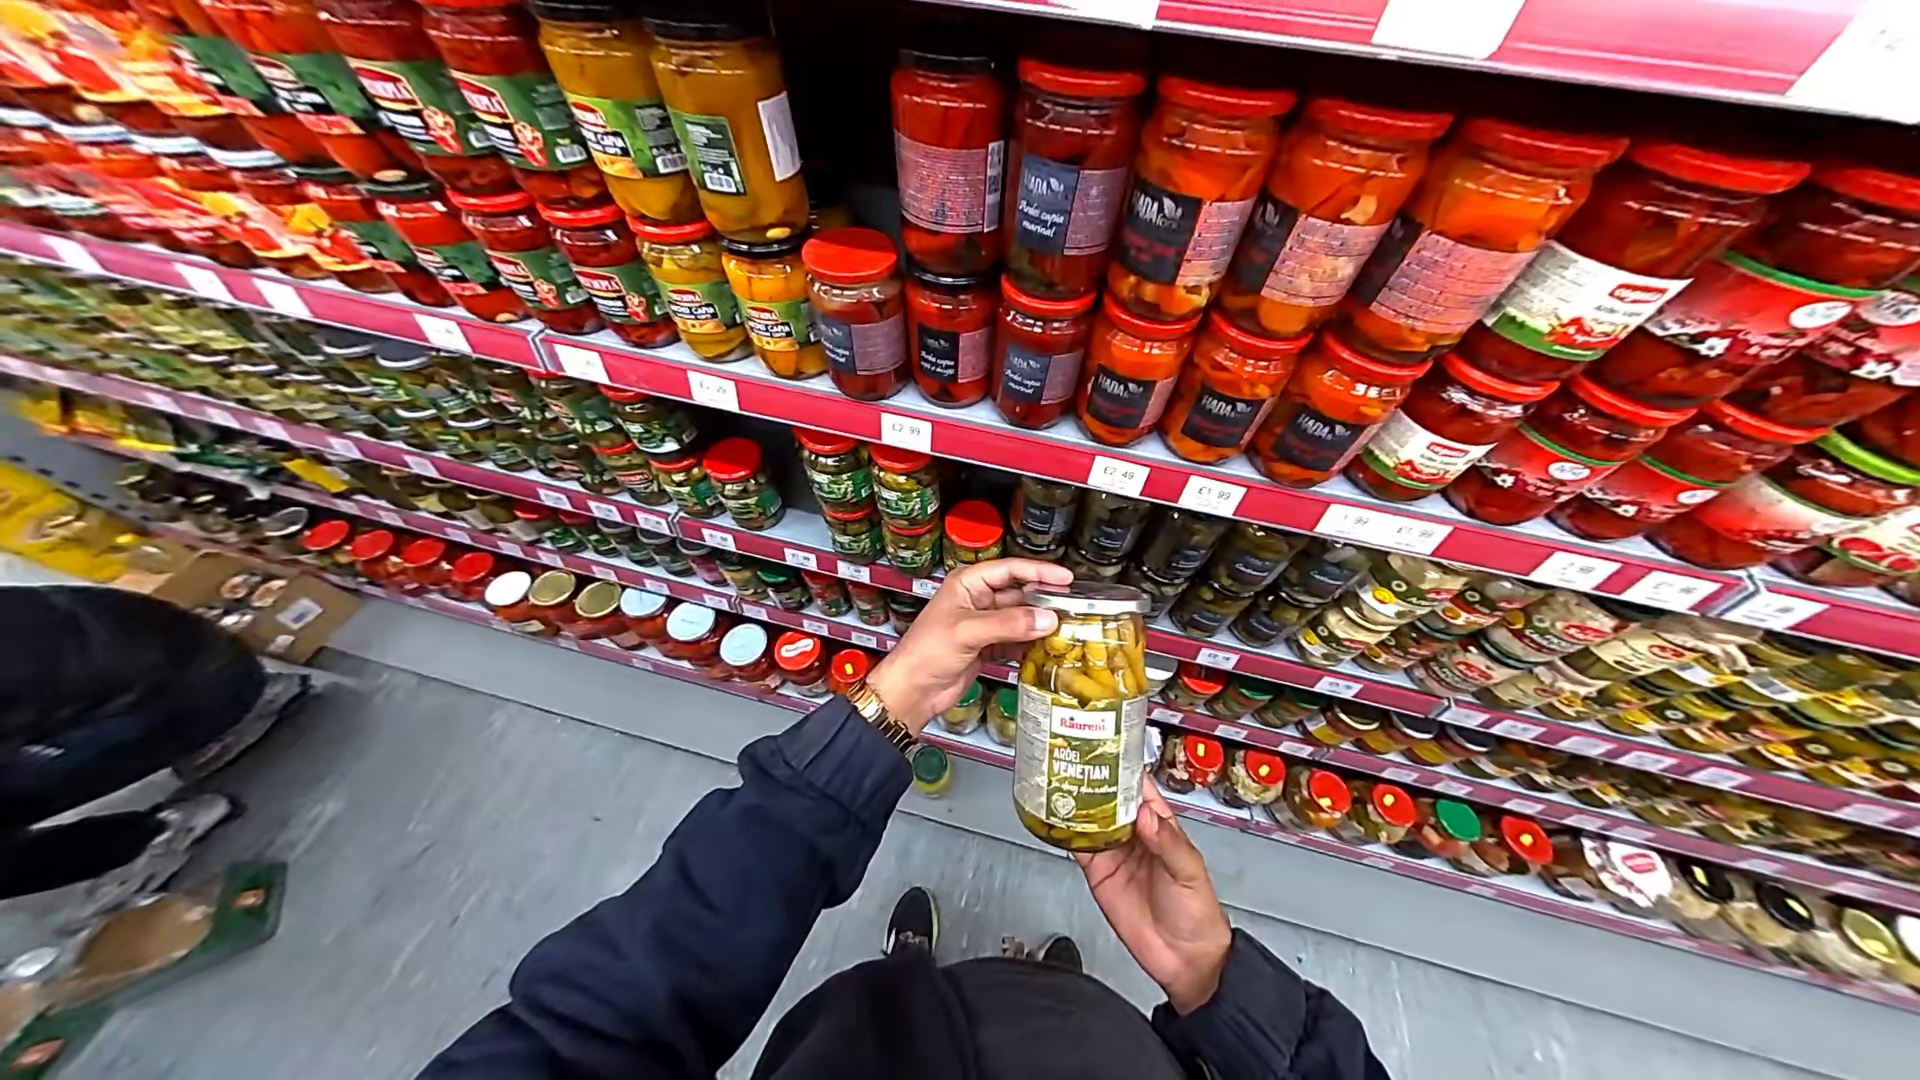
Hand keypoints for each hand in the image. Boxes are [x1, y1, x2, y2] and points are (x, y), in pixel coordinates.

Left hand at [865, 558, 1071, 733]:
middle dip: (1044, 600)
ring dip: (1040, 624)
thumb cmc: (928, 652)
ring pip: (1020, 618)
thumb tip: (1048, 619)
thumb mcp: (968, 632)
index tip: (1065, 578)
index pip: (1009, 570)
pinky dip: (1031, 644)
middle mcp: (977, 599)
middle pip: (1018, 593)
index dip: (1039, 572)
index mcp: (968, 584)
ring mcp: (984, 624)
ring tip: (1067, 628)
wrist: (913, 690)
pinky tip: (1047, 648)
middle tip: (1073, 606)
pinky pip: (1016, 639)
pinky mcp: (988, 646)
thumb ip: (1009, 623)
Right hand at [1077, 778, 1231, 1014]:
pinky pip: (1077, 845)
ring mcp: (1113, 850)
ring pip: (1089, 816)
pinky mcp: (1097, 870)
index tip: (1107, 748)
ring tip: (1060, 780)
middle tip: (1073, 759)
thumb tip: (1145, 815)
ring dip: (1076, 800)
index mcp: (1159, 823)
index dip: (1123, 766)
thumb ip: (1168, 843)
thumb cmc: (1197, 912)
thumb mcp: (1190, 871)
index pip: (1138, 786)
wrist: (1184, 961)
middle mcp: (1133, 832)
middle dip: (1092, 778)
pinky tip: (1056, 817)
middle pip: (1108, 796)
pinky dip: (1065, 830)